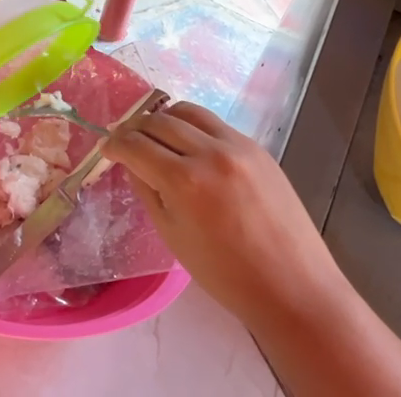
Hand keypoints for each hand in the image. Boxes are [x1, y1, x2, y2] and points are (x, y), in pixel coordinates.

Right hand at [106, 102, 343, 324]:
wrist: (294, 289)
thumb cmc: (226, 275)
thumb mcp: (172, 235)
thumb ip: (147, 190)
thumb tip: (132, 162)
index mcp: (185, 181)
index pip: (135, 144)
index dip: (114, 144)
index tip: (106, 148)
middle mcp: (211, 153)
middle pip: (158, 120)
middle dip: (134, 127)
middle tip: (125, 140)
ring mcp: (239, 146)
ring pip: (188, 111)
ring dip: (164, 118)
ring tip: (156, 135)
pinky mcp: (258, 149)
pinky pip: (215, 125)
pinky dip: (194, 127)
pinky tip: (190, 146)